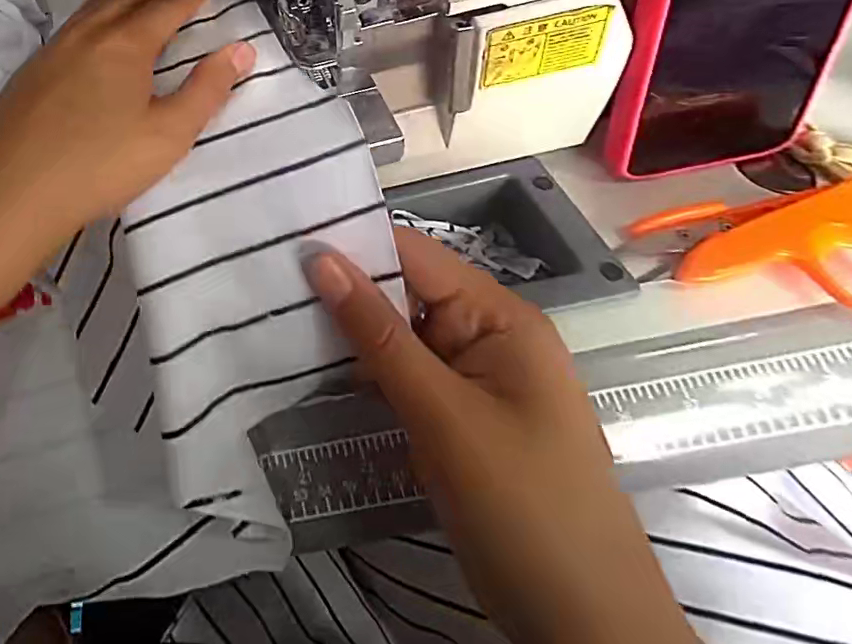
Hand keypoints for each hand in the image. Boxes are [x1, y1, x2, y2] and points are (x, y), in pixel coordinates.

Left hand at [0, 0, 255, 305]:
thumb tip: (241, 49)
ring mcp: (54, 51)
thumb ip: (208, 90)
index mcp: (126, 47)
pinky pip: (71, 22)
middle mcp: (89, 37)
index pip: (166, 9)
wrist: (10, 193)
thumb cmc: (100, 165)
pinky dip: (91, 7)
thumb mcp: (169, 134)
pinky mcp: (30, 72)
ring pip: (93, 6)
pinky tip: (88, 20)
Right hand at [305, 229, 696, 643]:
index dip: (355, 246)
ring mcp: (471, 378)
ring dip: (349, 333)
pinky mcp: (456, 416)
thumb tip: (322, 260)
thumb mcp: (444, 415)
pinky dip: (366, 372)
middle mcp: (486, 335)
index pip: (416, 256)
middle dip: (345, 290)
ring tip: (276, 319)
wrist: (584, 624)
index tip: (288, 245)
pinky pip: (404, 375)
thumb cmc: (523, 506)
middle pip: (405, 293)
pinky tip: (315, 369)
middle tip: (268, 286)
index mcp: (499, 316)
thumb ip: (379, 336)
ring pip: (399, 336)